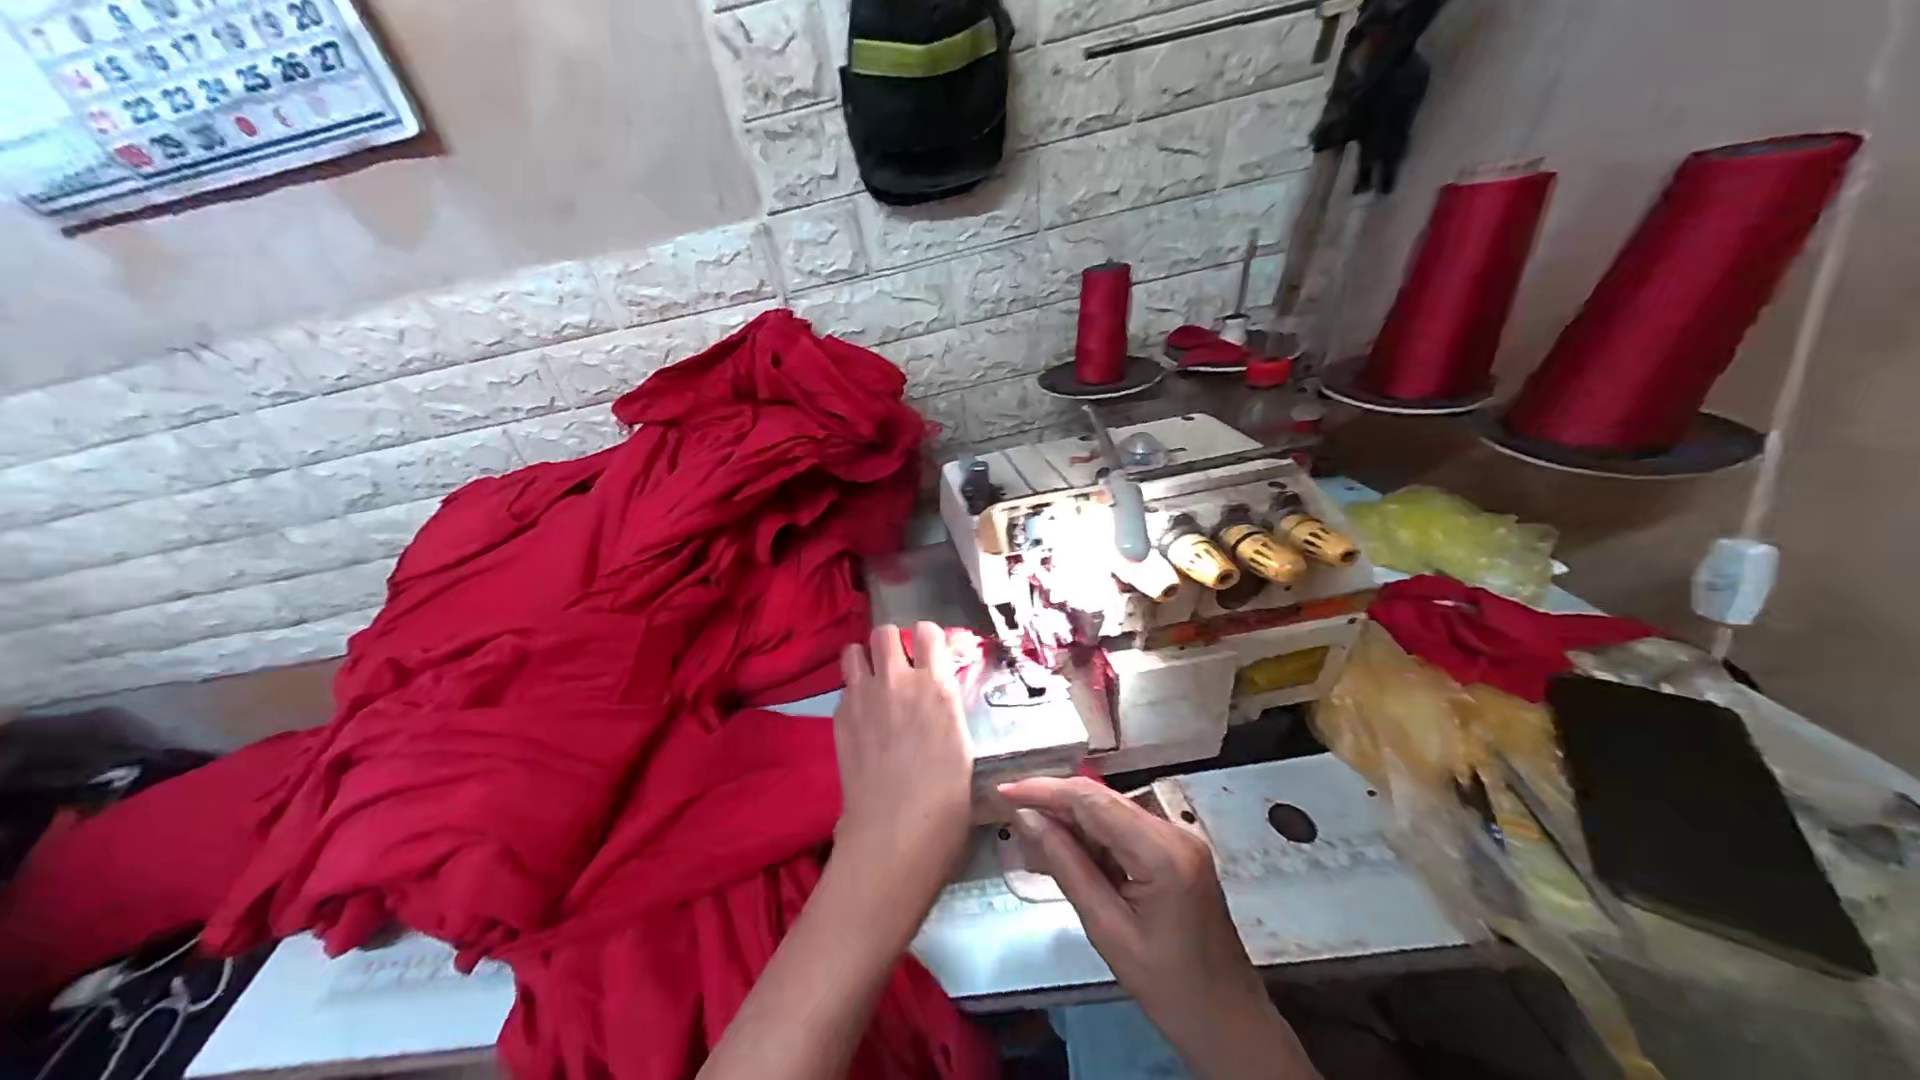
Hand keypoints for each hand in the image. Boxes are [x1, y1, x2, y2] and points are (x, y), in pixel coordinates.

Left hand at [831, 623, 974, 888]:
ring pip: (853, 650)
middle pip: (885, 631)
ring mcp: (862, 697)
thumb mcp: (962, 742)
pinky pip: (844, 688)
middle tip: (900, 665)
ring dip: (865, 660)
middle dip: (893, 642)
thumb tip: (939, 694)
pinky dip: (853, 694)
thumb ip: (946, 706)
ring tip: (874, 681)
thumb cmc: (947, 797)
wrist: (895, 831)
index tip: (932, 655)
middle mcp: (897, 680)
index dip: (930, 640)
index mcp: (935, 685)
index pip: (928, 631)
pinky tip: (863, 719)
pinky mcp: (839, 718)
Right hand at [999, 777, 1319, 1079]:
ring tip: (1031, 834)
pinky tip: (1065, 850)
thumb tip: (1028, 818)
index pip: (1092, 801)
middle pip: (1102, 799)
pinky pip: (1125, 830)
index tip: (1005, 789)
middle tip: (1011, 811)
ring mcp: (1179, 840)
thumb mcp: (1107, 929)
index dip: (1044, 789)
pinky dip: (1092, 836)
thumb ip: (1067, 866)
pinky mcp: (1177, 852)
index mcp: (1162, 852)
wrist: (1230, 1022)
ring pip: (1111, 812)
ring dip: (1070, 819)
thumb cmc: (1169, 989)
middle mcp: (1174, 833)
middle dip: (1054, 801)